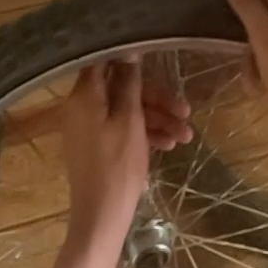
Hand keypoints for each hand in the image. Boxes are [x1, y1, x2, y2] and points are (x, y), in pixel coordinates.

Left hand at [58, 60, 192, 238]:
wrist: (102, 218)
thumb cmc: (117, 166)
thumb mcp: (129, 120)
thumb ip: (128, 83)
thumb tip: (128, 48)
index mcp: (84, 95)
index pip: (103, 61)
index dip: (128, 56)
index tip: (154, 56)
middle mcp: (82, 106)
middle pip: (122, 89)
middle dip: (157, 99)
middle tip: (185, 111)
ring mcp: (89, 127)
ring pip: (127, 111)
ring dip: (157, 119)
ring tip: (185, 136)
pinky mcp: (97, 145)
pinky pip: (122, 128)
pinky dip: (145, 133)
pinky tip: (169, 145)